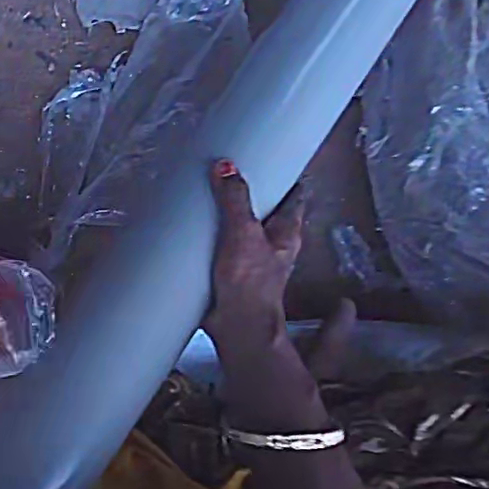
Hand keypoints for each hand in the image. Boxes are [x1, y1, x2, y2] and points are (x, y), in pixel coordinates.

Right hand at [204, 159, 305, 360]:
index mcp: (286, 233)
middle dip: (254, 198)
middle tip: (234, 176)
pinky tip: (194, 236)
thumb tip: (225, 166)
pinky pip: (220, 253)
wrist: (235, 326)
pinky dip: (210, 243)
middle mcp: (272, 248)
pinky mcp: (228, 278)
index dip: (289, 178)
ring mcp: (250, 264)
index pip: (294, 198)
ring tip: (209, 200)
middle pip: (267, 215)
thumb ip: (234, 199)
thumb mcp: (243, 232)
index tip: (277, 161)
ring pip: (243, 234)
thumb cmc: (250, 283)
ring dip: (229, 221)